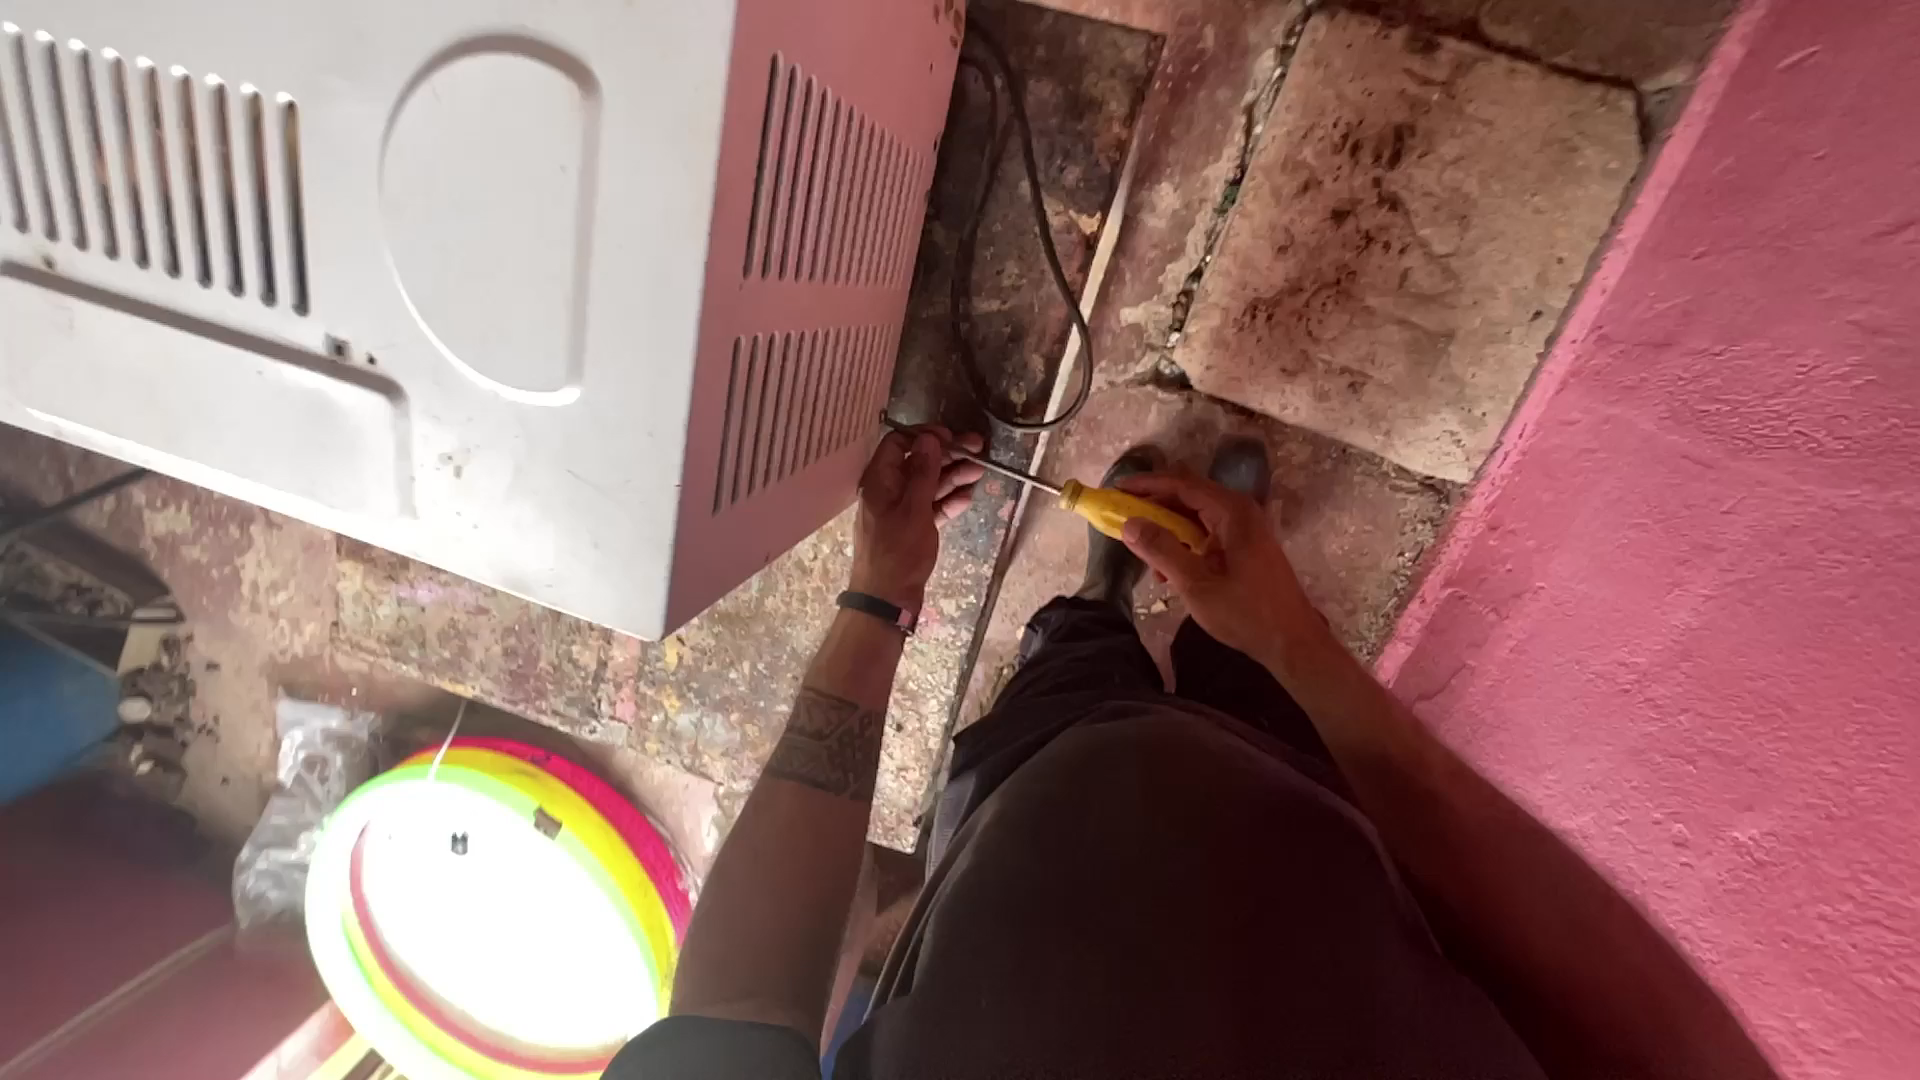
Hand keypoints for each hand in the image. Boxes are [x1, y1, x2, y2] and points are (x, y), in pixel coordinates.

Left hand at [848, 426, 984, 610]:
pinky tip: (968, 498)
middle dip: (947, 455)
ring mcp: (900, 510)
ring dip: (953, 477)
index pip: (898, 443)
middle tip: (978, 449)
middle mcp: (888, 491)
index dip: (924, 436)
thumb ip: (922, 473)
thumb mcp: (913, 510)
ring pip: (928, 485)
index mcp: (879, 481)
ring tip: (980, 471)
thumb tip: (929, 439)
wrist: (887, 600)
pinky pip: (931, 507)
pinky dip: (948, 502)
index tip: (950, 438)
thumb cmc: (898, 553)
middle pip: (918, 462)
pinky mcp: (912, 528)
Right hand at [1116, 467, 1326, 666]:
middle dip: (1154, 506)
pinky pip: (1205, 533)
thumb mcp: (1196, 584)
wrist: (1292, 642)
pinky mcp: (1244, 546)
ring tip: (1145, 556)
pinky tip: (1169, 571)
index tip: (1117, 490)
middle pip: (1188, 496)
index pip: (1182, 484)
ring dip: (1167, 530)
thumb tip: (1130, 524)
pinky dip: (1183, 544)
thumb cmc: (1246, 614)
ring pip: (1195, 516)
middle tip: (1123, 519)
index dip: (1147, 484)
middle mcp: (1240, 512)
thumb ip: (1162, 550)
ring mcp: (1244, 529)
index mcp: (1233, 512)